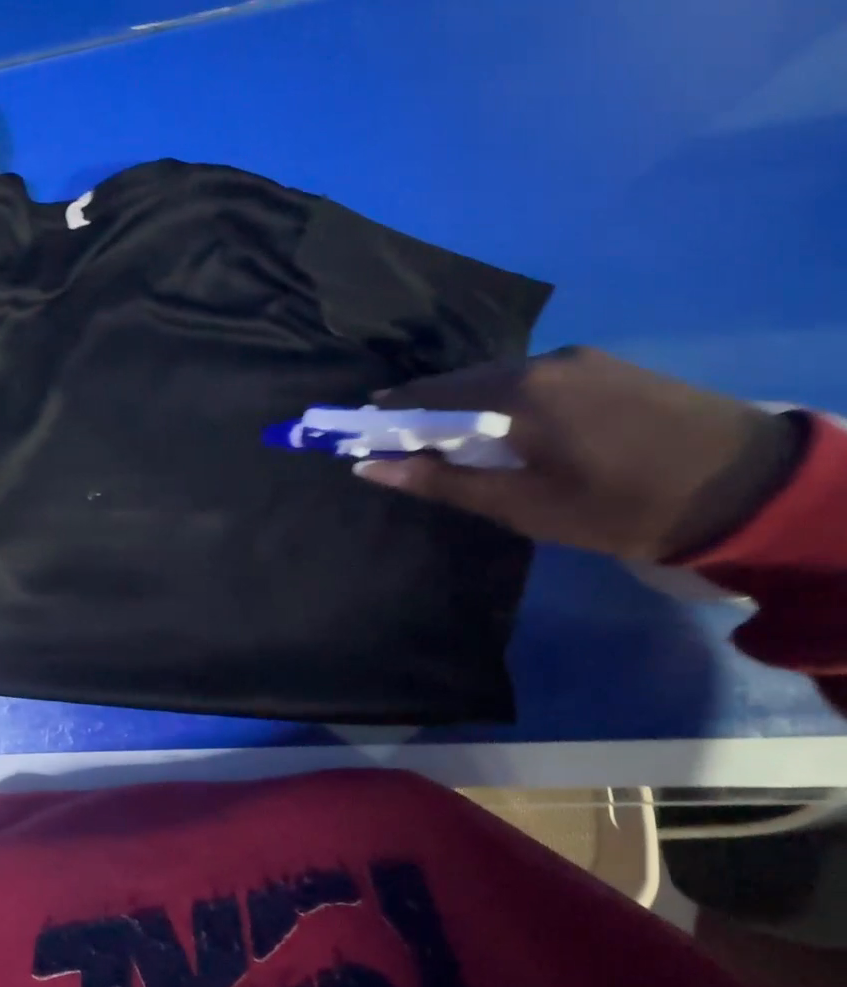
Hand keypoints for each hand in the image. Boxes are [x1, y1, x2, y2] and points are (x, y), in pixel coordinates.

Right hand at [354, 346, 801, 560]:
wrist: (754, 489)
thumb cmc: (620, 507)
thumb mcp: (521, 505)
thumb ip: (440, 481)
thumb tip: (366, 466)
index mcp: (517, 393)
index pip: (427, 394)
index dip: (385, 412)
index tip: (353, 427)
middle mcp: (544, 362)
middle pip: (461, 381)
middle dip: (423, 407)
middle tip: (397, 439)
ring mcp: (582, 359)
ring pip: (498, 378)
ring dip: (465, 403)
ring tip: (449, 438)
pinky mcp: (609, 366)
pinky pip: (533, 377)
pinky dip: (503, 399)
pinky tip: (504, 427)